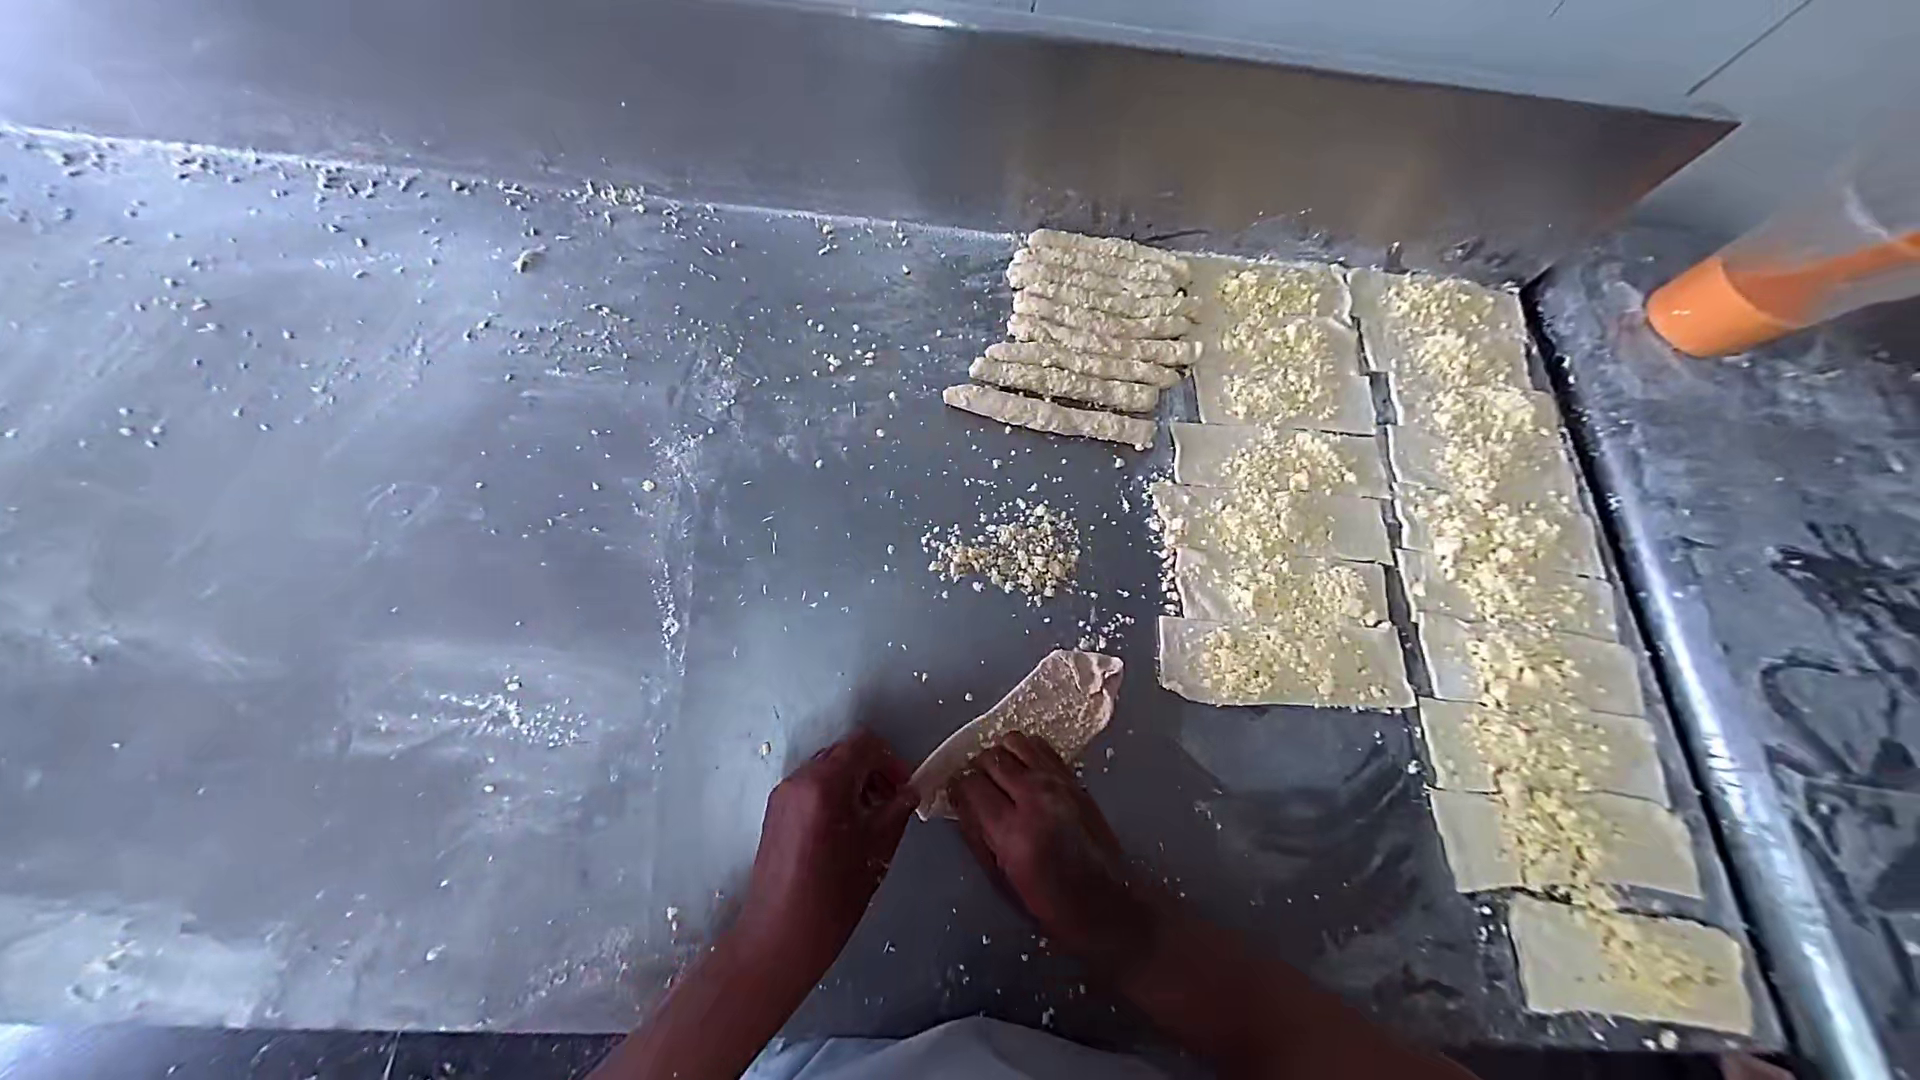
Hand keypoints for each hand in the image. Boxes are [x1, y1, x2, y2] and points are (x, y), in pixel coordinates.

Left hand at [736, 730, 914, 970]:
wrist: (778, 939)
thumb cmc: (832, 898)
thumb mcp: (877, 850)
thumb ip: (897, 810)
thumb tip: (909, 791)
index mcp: (825, 784)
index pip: (863, 744)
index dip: (890, 759)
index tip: (903, 785)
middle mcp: (800, 780)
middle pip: (844, 752)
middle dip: (872, 769)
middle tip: (892, 800)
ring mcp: (784, 795)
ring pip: (827, 768)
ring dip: (853, 781)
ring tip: (871, 816)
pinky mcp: (775, 811)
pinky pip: (811, 786)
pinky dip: (833, 793)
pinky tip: (845, 827)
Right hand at [947, 732, 1156, 969]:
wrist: (1112, 907)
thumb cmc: (1054, 908)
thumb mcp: (1003, 882)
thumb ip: (977, 838)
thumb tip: (959, 803)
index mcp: (1013, 832)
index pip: (970, 785)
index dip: (959, 788)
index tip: (958, 796)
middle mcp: (1034, 798)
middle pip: (989, 758)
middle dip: (977, 770)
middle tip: (978, 788)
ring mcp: (1058, 784)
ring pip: (1013, 742)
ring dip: (1001, 756)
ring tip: (1001, 777)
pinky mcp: (1074, 778)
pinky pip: (1040, 745)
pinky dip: (1025, 751)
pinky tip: (1024, 770)